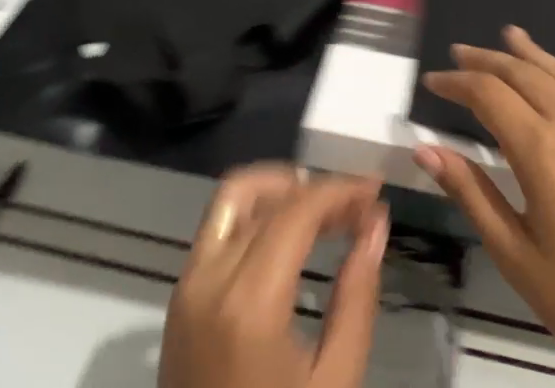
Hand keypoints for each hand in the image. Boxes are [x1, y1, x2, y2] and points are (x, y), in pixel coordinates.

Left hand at [160, 164, 390, 387]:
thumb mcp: (335, 379)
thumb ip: (358, 296)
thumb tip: (375, 227)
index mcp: (248, 301)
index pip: (296, 211)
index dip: (339, 190)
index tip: (376, 191)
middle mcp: (207, 279)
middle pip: (258, 195)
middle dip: (312, 186)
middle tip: (355, 203)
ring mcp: (186, 287)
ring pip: (227, 202)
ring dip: (276, 191)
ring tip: (324, 209)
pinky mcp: (178, 299)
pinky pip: (215, 232)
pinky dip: (254, 216)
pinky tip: (290, 236)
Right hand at [416, 26, 554, 387]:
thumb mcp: (514, 254)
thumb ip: (472, 192)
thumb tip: (425, 149)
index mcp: (540, 151)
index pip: (488, 96)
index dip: (456, 83)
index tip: (432, 82)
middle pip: (526, 76)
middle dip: (488, 62)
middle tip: (461, 54)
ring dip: (538, 55)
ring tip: (513, 35)